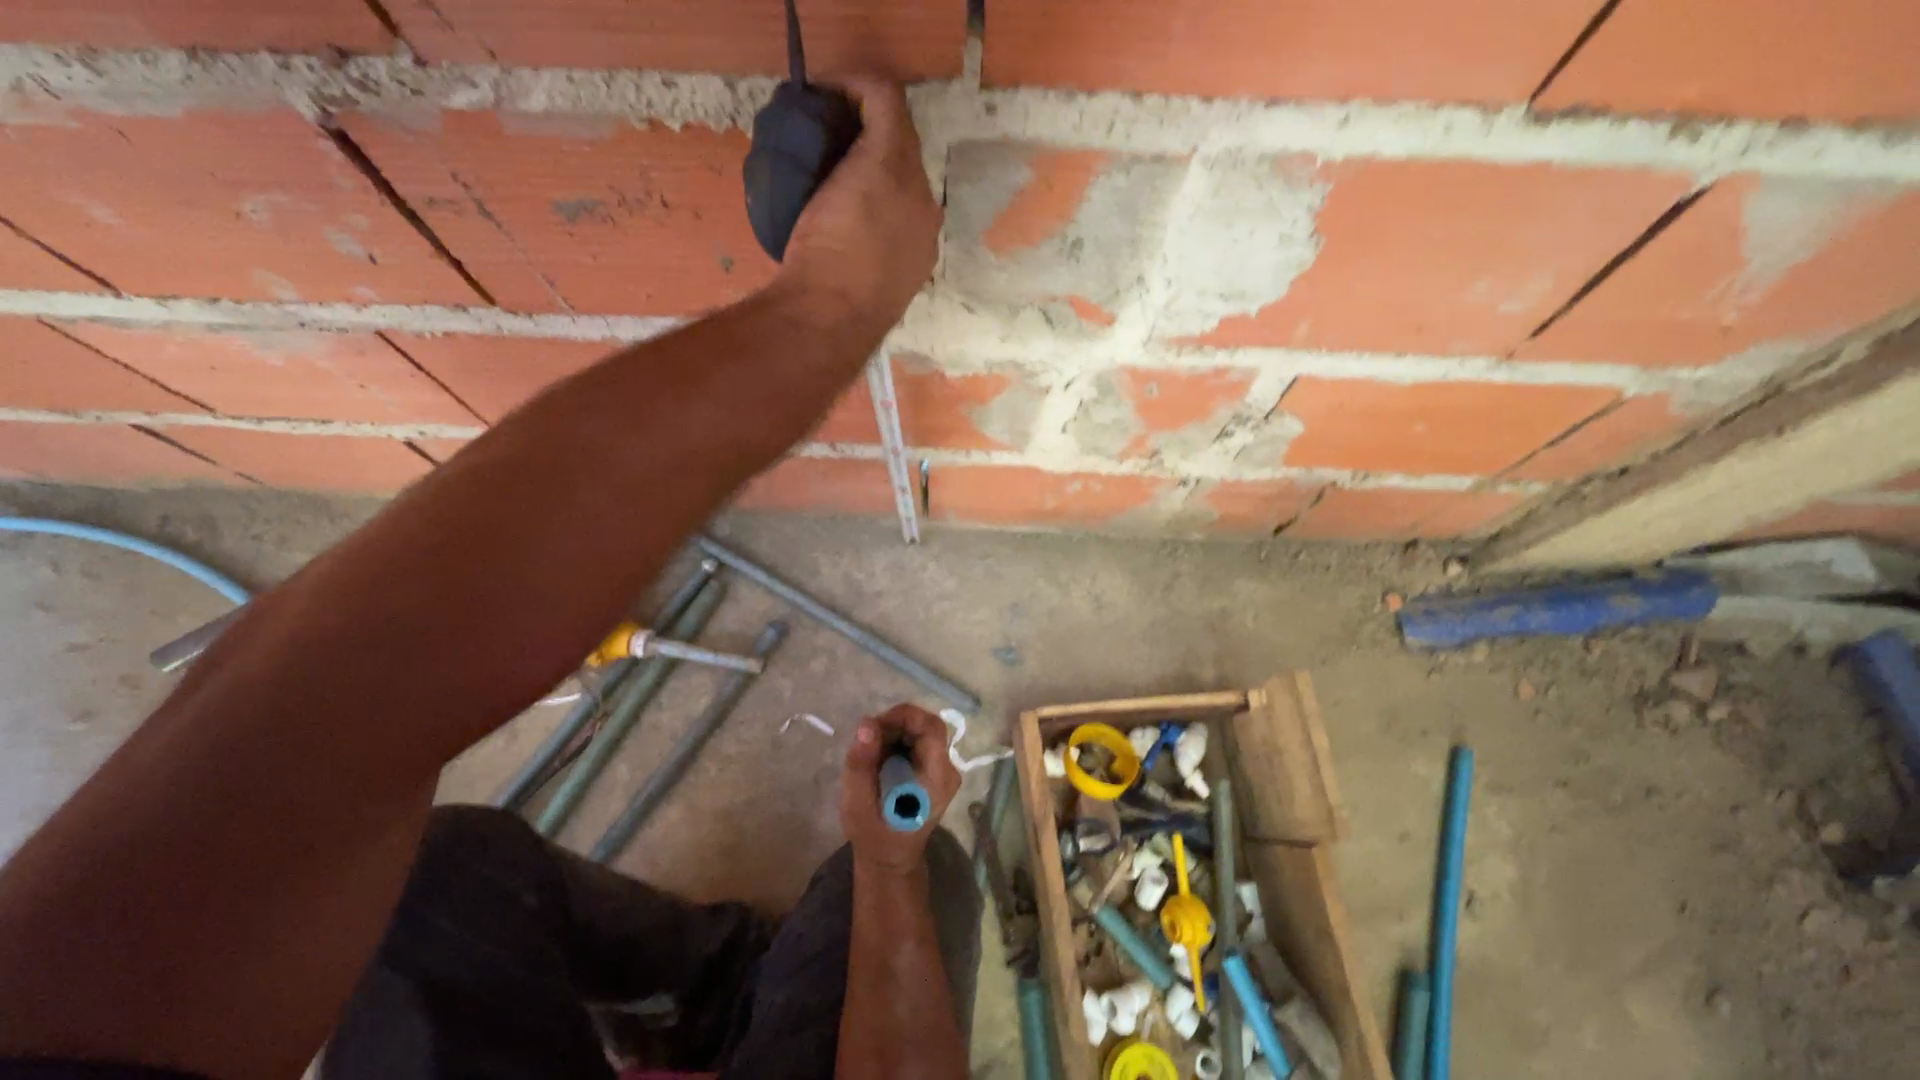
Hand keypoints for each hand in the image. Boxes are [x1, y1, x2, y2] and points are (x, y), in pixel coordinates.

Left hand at [776, 78, 940, 334]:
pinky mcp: (888, 154)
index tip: (831, 172)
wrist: (832, 312)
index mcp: (918, 247)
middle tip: (823, 142)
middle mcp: (924, 212)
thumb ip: (849, 270)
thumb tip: (822, 265)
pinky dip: (855, 86)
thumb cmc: (829, 311)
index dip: (869, 179)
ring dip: (860, 118)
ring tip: (821, 121)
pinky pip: (881, 100)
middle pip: (902, 161)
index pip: (900, 197)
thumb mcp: (848, 291)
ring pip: (895, 130)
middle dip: (867, 145)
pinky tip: (824, 88)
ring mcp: (910, 182)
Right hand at [840, 704, 959, 875]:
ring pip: (921, 732)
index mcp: (936, 778)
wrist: (890, 860)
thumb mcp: (857, 803)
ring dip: (893, 734)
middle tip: (866, 741)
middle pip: (926, 727)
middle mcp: (947, 770)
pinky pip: (918, 744)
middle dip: (894, 725)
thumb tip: (867, 723)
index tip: (873, 726)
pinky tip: (879, 761)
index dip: (904, 716)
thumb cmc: (874, 835)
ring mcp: (944, 771)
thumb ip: (862, 763)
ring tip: (870, 755)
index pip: (931, 727)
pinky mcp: (935, 772)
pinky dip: (896, 744)